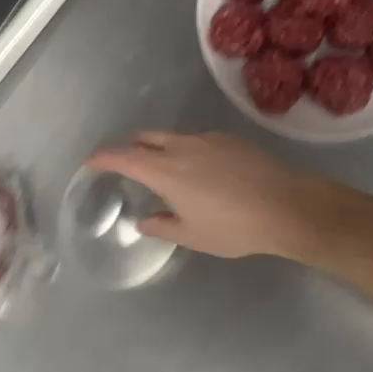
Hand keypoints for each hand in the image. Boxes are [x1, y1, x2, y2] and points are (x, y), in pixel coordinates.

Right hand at [85, 130, 335, 258]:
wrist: (283, 204)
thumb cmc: (233, 226)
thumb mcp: (192, 235)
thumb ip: (163, 225)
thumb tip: (145, 219)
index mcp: (167, 171)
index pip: (125, 157)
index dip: (104, 157)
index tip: (90, 161)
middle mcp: (183, 147)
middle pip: (147, 137)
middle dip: (129, 145)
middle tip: (119, 160)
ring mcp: (208, 139)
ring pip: (172, 136)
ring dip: (157, 146)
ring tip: (157, 166)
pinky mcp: (229, 139)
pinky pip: (195, 139)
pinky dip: (183, 149)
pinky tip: (194, 169)